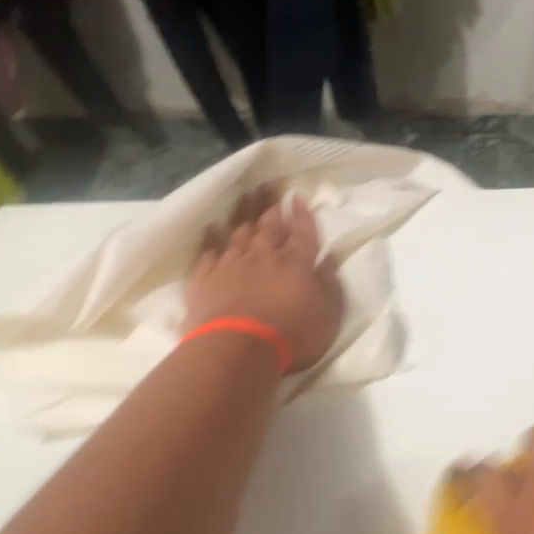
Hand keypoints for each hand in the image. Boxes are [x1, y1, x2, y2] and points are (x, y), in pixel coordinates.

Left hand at [185, 184, 343, 372]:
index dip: (301, 214)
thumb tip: (328, 259)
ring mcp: (231, 265)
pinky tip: (212, 226)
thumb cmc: (292, 334)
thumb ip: (329, 283)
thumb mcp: (329, 313)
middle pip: (268, 225)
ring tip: (245, 195)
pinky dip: (211, 238)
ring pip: (238, 231)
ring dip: (243, 212)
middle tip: (268, 184)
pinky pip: (208, 252)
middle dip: (270, 204)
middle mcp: (264, 256)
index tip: (297, 197)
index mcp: (296, 262)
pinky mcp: (205, 280)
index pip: (302, 231)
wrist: (237, 349)